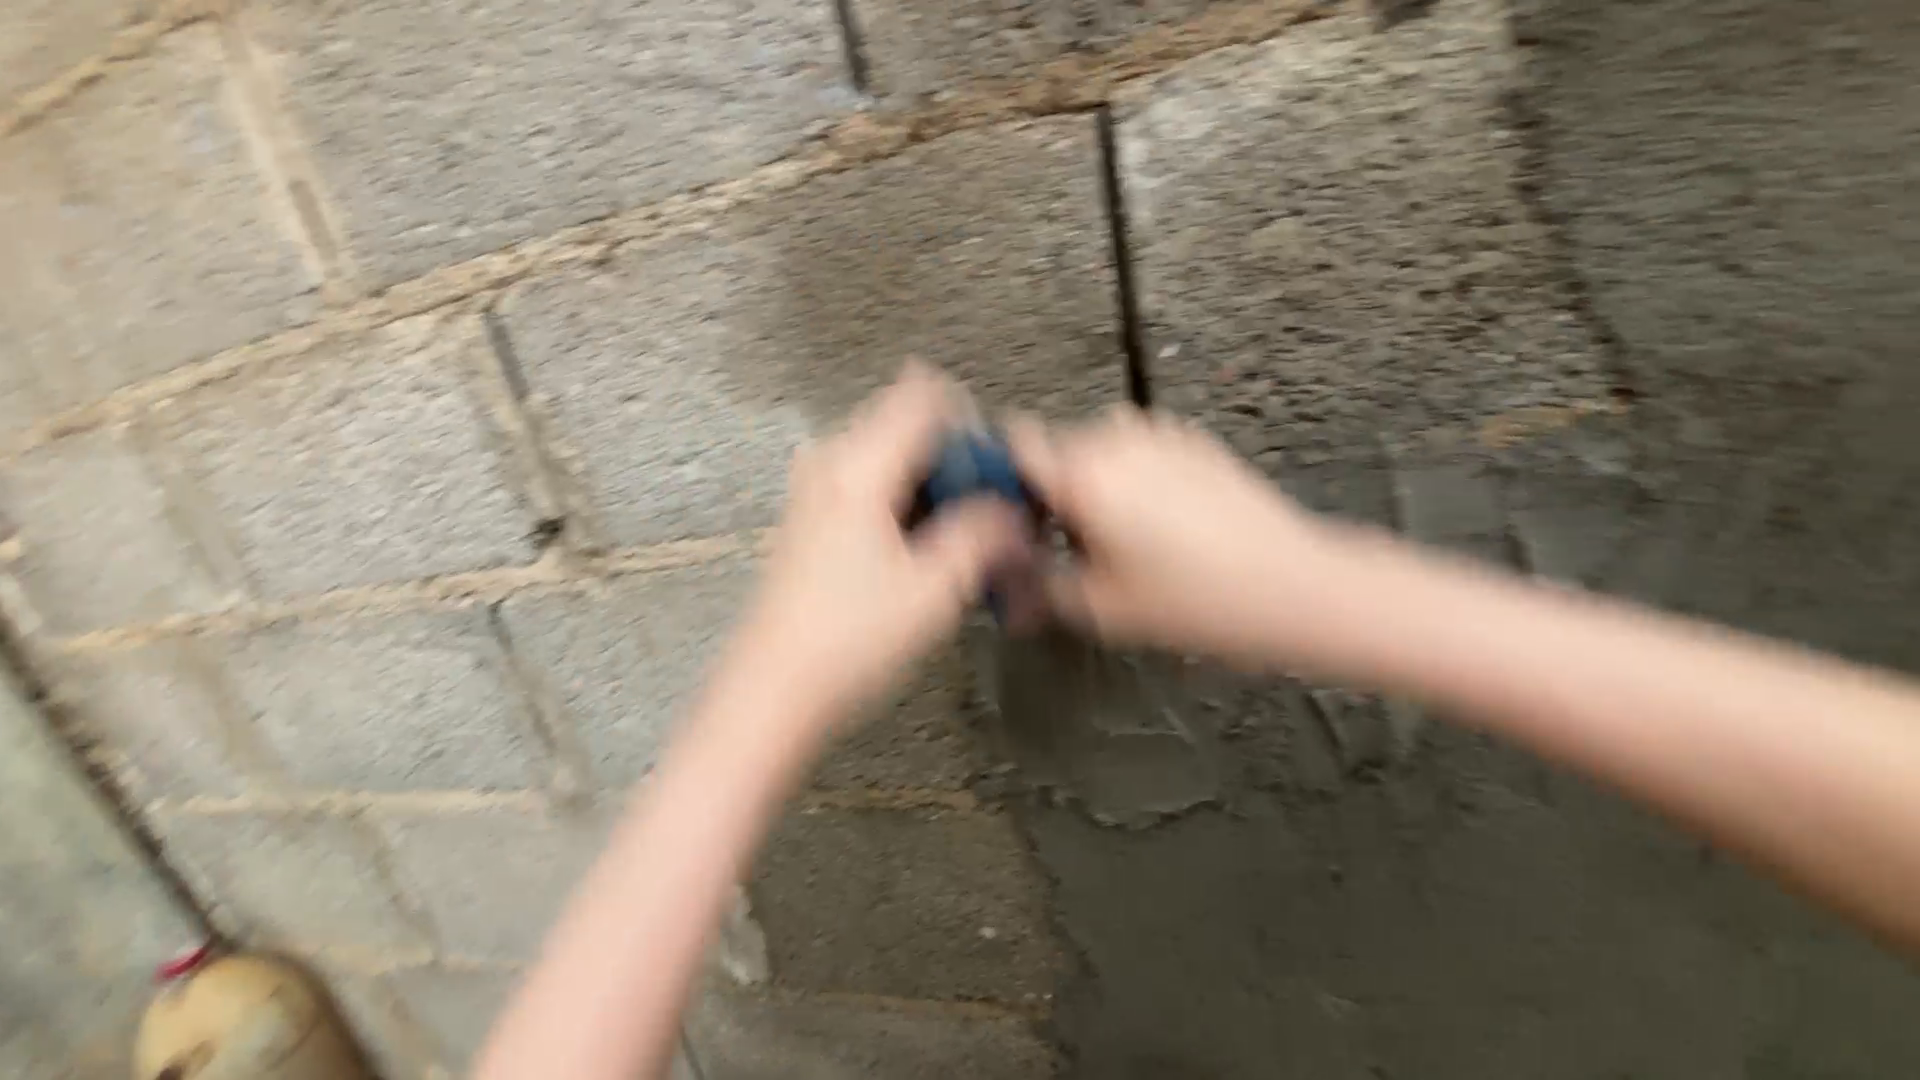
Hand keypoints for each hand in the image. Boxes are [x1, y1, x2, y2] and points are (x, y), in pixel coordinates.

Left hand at [730, 366, 1030, 728]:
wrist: (774, 690)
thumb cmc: (843, 644)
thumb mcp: (934, 589)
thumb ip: (982, 536)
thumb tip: (1011, 511)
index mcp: (857, 468)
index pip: (922, 396)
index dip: (970, 423)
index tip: (994, 467)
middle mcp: (829, 467)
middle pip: (908, 425)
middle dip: (955, 461)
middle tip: (987, 512)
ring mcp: (814, 492)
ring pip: (890, 459)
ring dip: (932, 488)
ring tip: (961, 542)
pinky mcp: (811, 521)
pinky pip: (870, 487)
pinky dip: (905, 507)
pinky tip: (923, 555)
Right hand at [1009, 407, 1343, 662]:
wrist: (1293, 586)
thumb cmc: (1196, 601)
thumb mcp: (1098, 607)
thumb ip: (1035, 585)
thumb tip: (1002, 579)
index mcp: (1084, 474)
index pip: (1013, 441)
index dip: (1000, 472)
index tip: (1004, 509)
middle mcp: (1116, 438)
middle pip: (1055, 450)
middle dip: (1050, 490)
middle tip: (1066, 545)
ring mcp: (1159, 434)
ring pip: (1098, 450)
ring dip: (1093, 484)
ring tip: (1118, 540)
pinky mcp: (1192, 441)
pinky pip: (1138, 451)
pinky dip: (1132, 478)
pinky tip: (1159, 527)